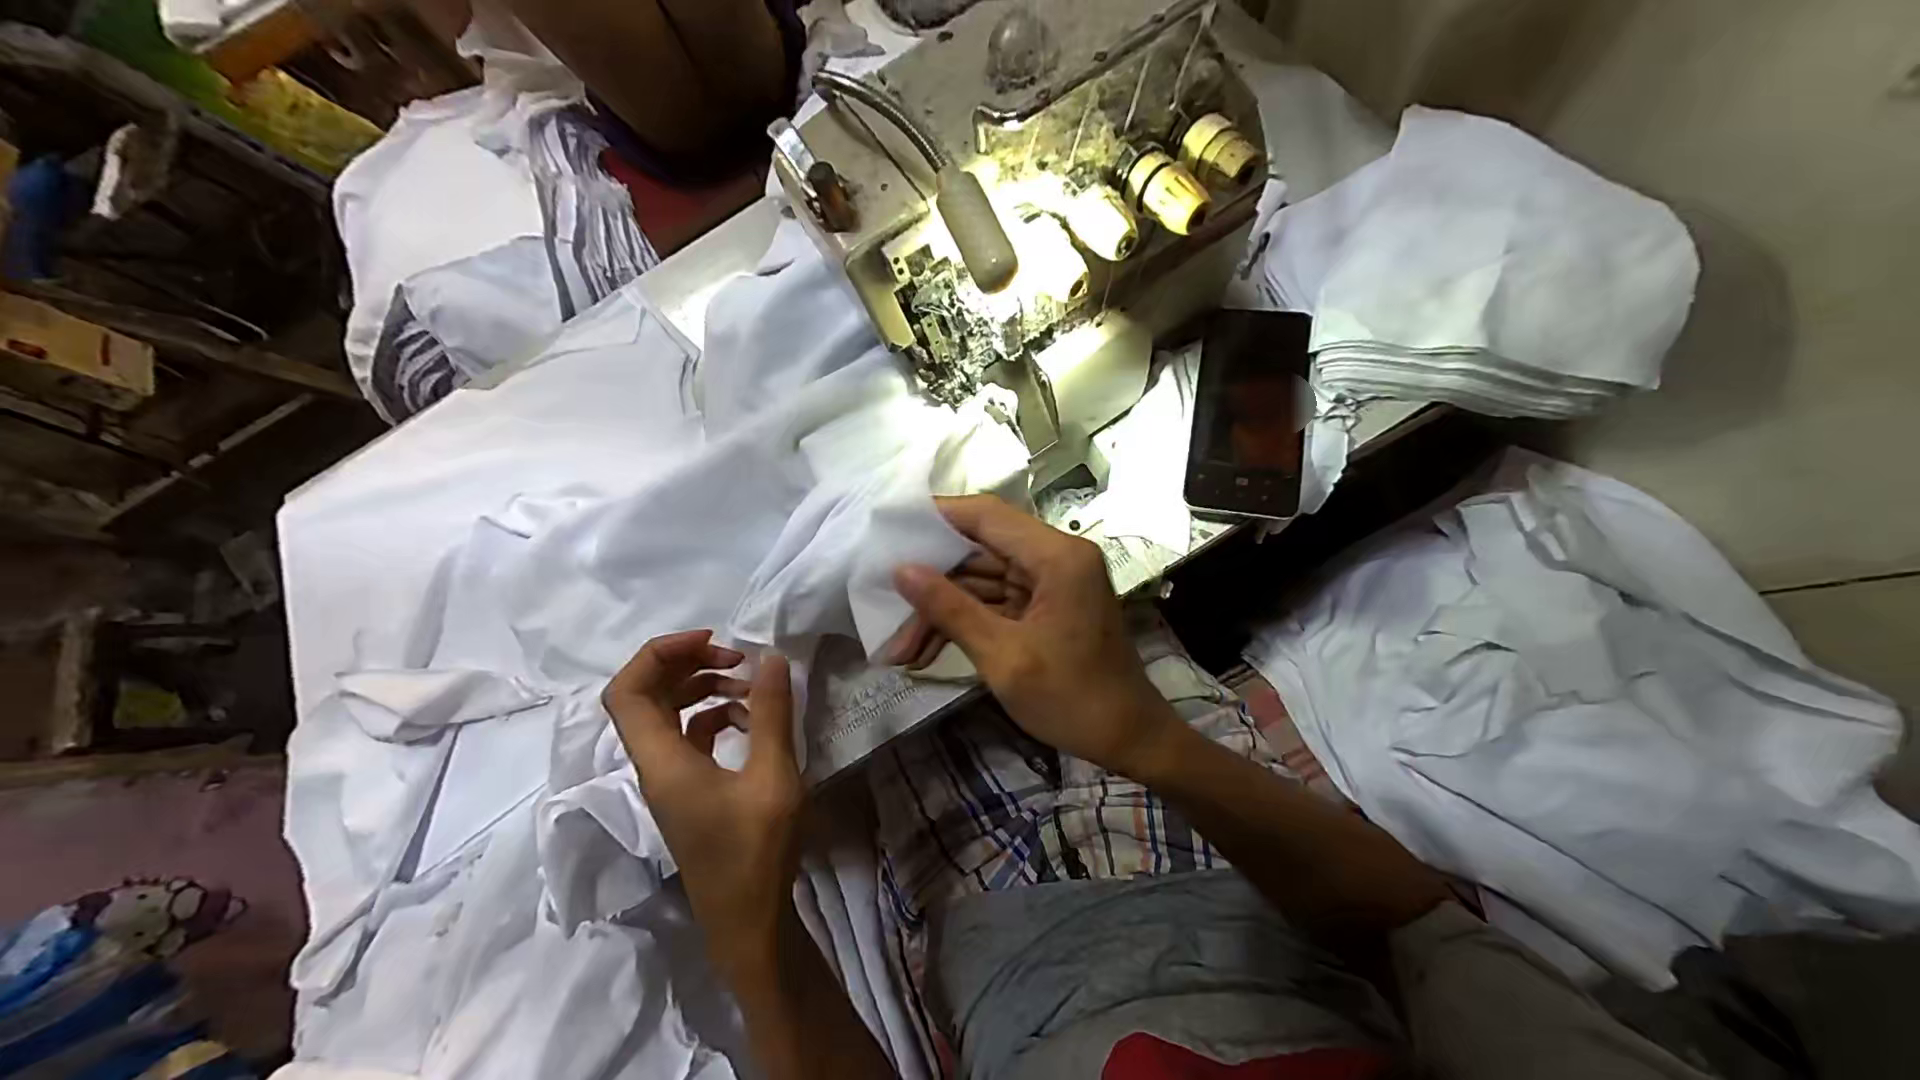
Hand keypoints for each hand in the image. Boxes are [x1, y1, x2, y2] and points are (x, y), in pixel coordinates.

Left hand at [603, 630, 802, 976]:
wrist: (748, 922)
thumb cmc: (756, 851)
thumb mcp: (773, 777)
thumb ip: (771, 714)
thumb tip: (770, 658)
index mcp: (661, 761)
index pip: (627, 691)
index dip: (661, 653)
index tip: (712, 640)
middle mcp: (654, 766)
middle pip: (647, 696)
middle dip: (689, 665)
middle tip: (738, 658)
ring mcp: (670, 781)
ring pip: (669, 716)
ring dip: (703, 689)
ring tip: (751, 685)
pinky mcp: (689, 792)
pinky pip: (690, 737)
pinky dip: (715, 717)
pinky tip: (752, 721)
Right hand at [892, 495, 1185, 778]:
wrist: (1128, 739)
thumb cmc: (1072, 699)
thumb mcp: (1003, 657)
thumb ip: (950, 609)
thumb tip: (901, 571)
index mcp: (1056, 556)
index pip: (986, 515)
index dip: (935, 517)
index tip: (889, 528)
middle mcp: (1055, 557)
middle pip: (978, 550)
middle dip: (931, 584)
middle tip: (885, 607)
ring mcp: (1050, 582)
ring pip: (981, 580)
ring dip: (942, 612)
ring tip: (899, 651)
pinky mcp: (1044, 605)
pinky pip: (995, 602)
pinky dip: (964, 623)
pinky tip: (926, 652)